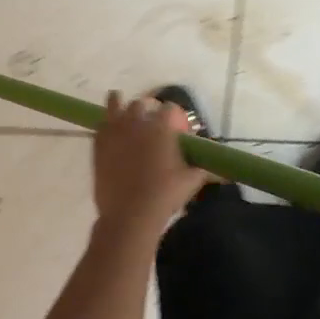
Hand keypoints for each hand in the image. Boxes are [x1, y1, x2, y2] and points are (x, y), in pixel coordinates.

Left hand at [91, 92, 208, 234]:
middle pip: (143, 103)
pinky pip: (101, 123)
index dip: (174, 114)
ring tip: (124, 106)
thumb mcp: (192, 179)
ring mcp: (116, 131)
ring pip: (117, 105)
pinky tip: (108, 122)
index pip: (170, 108)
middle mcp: (138, 122)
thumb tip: (220, 166)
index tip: (177, 125)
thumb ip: (204, 167)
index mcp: (162, 127)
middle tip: (153, 120)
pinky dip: (106, 120)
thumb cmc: (165, 195)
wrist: (129, 214)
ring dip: (122, 105)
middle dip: (149, 108)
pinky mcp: (99, 144)